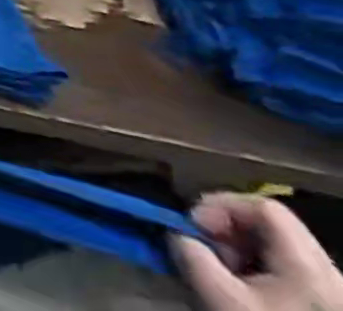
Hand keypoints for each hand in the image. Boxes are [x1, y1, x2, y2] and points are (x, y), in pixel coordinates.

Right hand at [171, 195, 342, 310]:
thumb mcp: (220, 297)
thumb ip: (190, 255)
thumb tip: (179, 236)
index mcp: (309, 265)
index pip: (264, 207)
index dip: (222, 206)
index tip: (196, 227)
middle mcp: (329, 271)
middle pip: (269, 225)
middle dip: (226, 232)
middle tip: (208, 255)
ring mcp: (333, 289)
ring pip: (274, 246)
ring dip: (237, 251)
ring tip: (224, 275)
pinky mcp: (327, 302)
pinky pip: (285, 267)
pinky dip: (255, 268)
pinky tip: (244, 290)